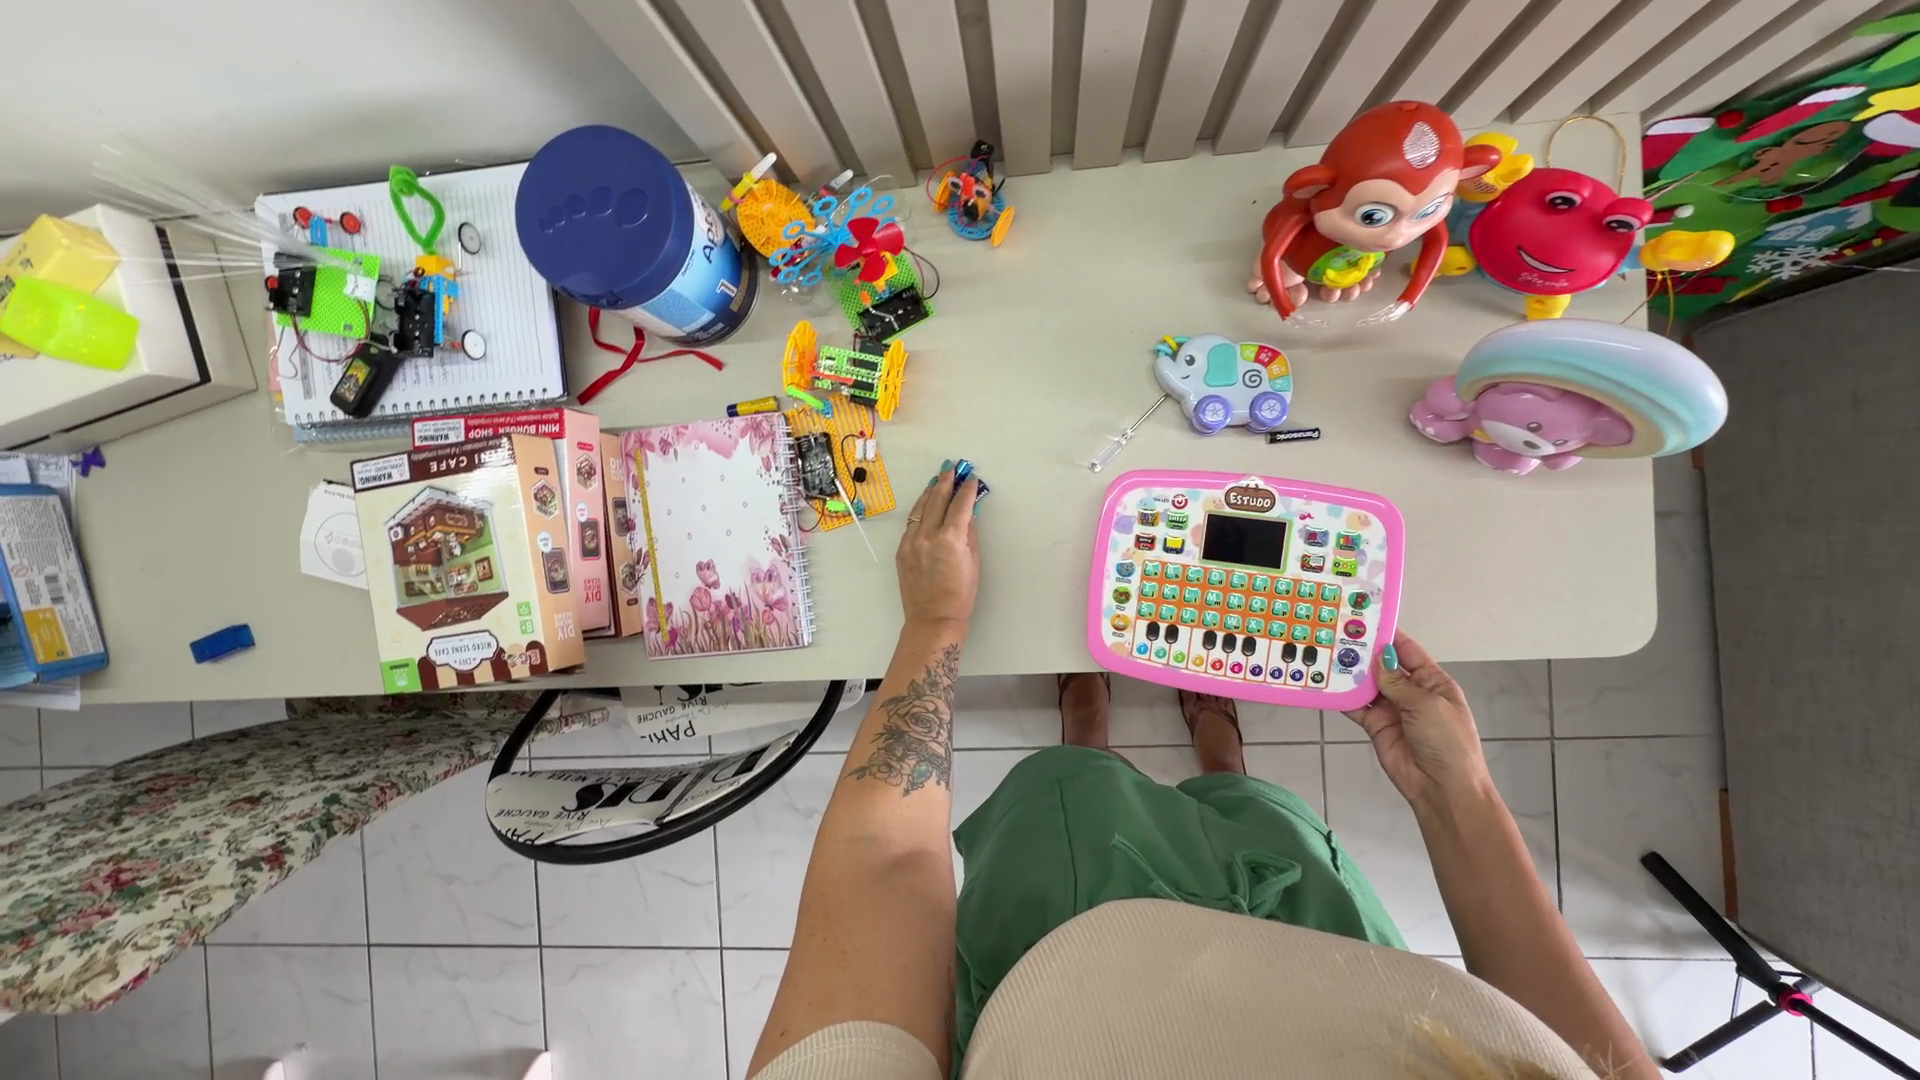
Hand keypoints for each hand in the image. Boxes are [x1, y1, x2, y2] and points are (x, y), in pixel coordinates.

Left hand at [896, 462, 980, 630]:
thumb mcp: (973, 562)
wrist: (933, 618)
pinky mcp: (902, 550)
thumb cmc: (960, 596)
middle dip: (945, 482)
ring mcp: (911, 542)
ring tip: (937, 480)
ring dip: (929, 492)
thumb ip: (969, 534)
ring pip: (920, 508)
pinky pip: (911, 524)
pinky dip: (920, 511)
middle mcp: (928, 536)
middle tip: (951, 468)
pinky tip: (925, 505)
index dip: (967, 490)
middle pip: (937, 500)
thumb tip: (968, 514)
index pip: (960, 505)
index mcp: (950, 539)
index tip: (971, 479)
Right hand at [1341, 632, 1493, 813]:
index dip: (1388, 635)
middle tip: (1335, 634)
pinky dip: (1342, 696)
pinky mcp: (1375, 725)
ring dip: (1349, 672)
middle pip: (1382, 665)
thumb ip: (1398, 682)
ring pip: (1366, 684)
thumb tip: (1378, 656)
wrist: (1441, 787)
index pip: (1407, 651)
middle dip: (1363, 652)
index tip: (1363, 619)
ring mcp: (1391, 708)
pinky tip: (1325, 684)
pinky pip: (1355, 706)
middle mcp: (1411, 691)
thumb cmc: (1446, 741)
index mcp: (1432, 682)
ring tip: (1325, 654)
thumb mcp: (1427, 705)